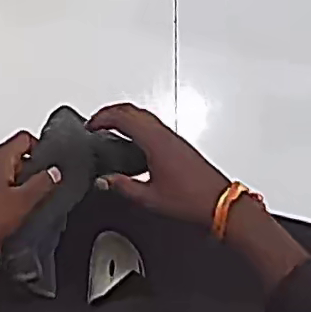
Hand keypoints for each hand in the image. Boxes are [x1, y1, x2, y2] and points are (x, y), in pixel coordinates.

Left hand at [0, 131, 59, 264]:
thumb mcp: (22, 202)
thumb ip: (42, 184)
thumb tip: (54, 172)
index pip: (25, 139)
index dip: (41, 148)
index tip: (51, 165)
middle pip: (18, 158)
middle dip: (32, 173)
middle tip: (42, 190)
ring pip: (8, 177)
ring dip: (19, 190)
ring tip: (26, 208)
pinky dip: (7, 201)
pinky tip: (11, 219)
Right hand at [87, 102, 229, 226]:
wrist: (220, 202)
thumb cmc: (192, 199)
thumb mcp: (150, 198)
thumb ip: (123, 187)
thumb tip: (104, 181)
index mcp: (154, 140)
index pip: (122, 116)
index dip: (102, 117)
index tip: (90, 125)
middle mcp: (162, 133)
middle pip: (131, 109)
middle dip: (110, 112)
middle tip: (95, 122)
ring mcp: (171, 136)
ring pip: (141, 113)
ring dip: (123, 115)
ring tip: (109, 126)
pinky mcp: (176, 142)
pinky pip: (150, 121)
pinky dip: (134, 122)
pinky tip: (132, 138)